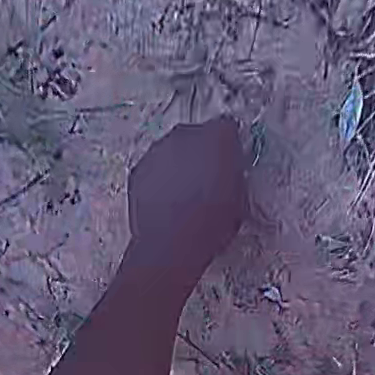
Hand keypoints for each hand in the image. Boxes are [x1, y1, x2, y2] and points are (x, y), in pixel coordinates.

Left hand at [126, 117, 247, 279]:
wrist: (172, 244)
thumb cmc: (208, 225)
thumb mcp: (237, 198)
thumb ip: (232, 175)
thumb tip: (227, 177)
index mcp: (218, 136)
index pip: (226, 129)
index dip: (226, 149)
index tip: (225, 164)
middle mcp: (185, 135)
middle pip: (194, 137)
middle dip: (198, 156)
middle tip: (202, 182)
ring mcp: (157, 152)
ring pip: (168, 152)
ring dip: (174, 168)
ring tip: (180, 196)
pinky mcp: (137, 171)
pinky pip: (149, 171)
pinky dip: (154, 182)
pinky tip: (162, 203)